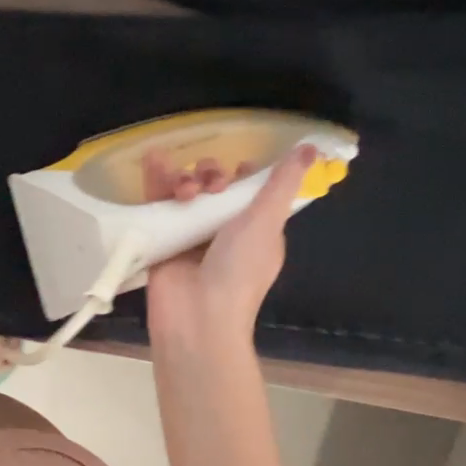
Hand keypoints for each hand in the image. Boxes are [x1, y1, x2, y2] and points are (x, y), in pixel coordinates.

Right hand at [144, 143, 318, 352]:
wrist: (197, 318)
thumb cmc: (239, 271)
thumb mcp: (267, 222)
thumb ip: (283, 183)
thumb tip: (311, 147)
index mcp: (255, 229)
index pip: (249, 189)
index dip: (243, 174)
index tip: (239, 171)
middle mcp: (223, 230)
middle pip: (214, 185)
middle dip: (212, 175)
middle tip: (211, 187)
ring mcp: (190, 235)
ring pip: (186, 190)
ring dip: (185, 180)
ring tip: (184, 193)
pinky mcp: (161, 239)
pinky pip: (158, 202)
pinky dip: (156, 180)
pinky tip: (154, 160)